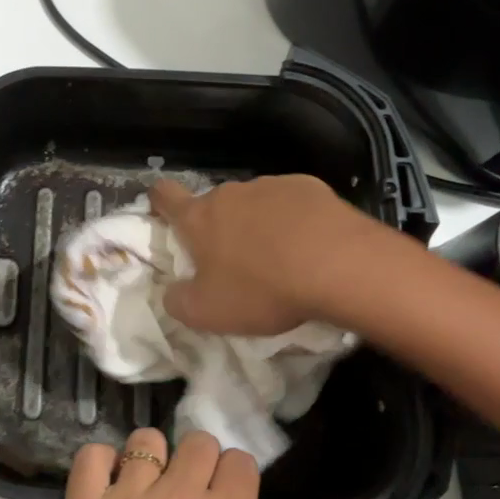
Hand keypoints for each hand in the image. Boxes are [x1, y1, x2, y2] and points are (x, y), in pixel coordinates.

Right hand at [152, 176, 407, 335]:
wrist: (339, 265)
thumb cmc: (262, 288)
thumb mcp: (208, 313)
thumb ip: (178, 302)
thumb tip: (171, 293)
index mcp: (198, 218)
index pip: (164, 195)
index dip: (159, 203)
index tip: (164, 215)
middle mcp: (230, 193)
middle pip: (215, 205)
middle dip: (220, 228)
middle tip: (236, 263)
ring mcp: (271, 185)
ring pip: (255, 203)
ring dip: (259, 225)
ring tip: (281, 259)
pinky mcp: (310, 187)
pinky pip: (293, 203)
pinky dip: (295, 221)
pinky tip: (312, 247)